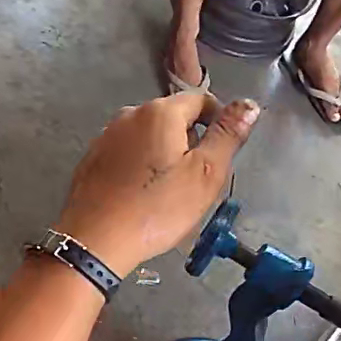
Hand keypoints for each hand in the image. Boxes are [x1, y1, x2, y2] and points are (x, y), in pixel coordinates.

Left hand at [53, 93, 260, 277]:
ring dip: (164, 154)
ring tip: (168, 191)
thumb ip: (228, 135)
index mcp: (161, 112)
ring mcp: (107, 136)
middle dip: (190, 140)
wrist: (96, 240)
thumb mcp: (206, 173)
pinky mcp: (92, 158)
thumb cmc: (157, 208)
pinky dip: (140, 166)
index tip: (220, 154)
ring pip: (149, 136)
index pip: (201, 100)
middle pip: (173, 117)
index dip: (218, 122)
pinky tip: (141, 195)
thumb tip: (248, 104)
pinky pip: (127, 153)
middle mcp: (130, 114)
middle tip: (196, 179)